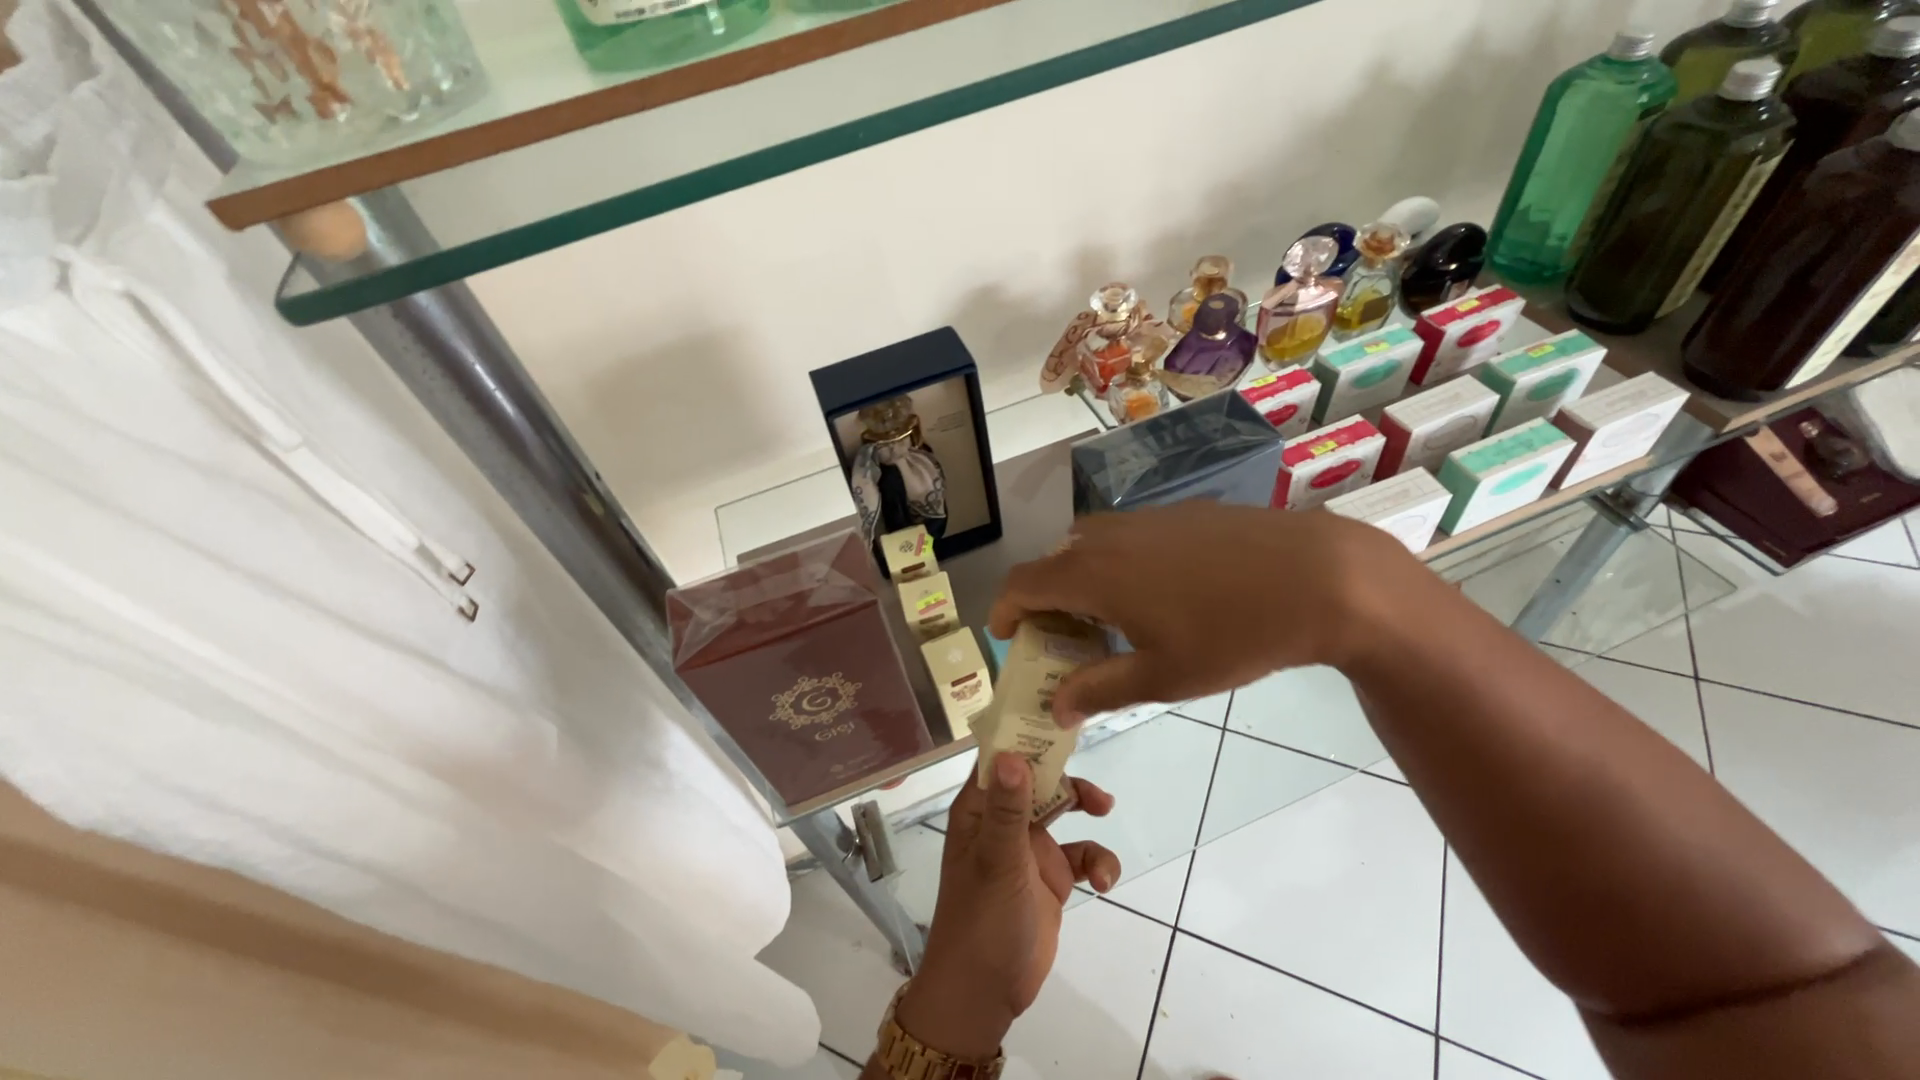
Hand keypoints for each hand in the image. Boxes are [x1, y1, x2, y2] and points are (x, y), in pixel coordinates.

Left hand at [893, 754, 1119, 1059]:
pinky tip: (1105, 882)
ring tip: (1104, 811)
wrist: (987, 994)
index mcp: (978, 810)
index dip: (1024, 732)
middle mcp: (1002, 821)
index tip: (1059, 710)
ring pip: (1064, 810)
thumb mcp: (997, 862)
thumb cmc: (982, 922)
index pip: (998, 756)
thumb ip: (1007, 809)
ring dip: (1085, 809)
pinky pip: (1081, 854)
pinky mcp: (1051, 878)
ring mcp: (1027, 849)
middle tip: (1090, 754)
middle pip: (1038, 777)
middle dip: (1066, 769)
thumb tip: (1011, 752)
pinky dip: (1097, 861)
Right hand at [988, 502, 1412, 725]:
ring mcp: (1147, 518)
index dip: (1005, 612)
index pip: (1021, 584)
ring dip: (1083, 581)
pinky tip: (1163, 595)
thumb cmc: (1233, 634)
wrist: (1321, 577)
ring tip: (1112, 622)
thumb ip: (1099, 689)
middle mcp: (1108, 536)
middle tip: (1065, 642)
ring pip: (1092, 546)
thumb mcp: (1162, 677)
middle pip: (1053, 562)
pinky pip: (1129, 537)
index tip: (1010, 639)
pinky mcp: (1183, 512)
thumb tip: (1058, 706)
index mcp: (1091, 573)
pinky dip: (1120, 564)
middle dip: (1045, 602)